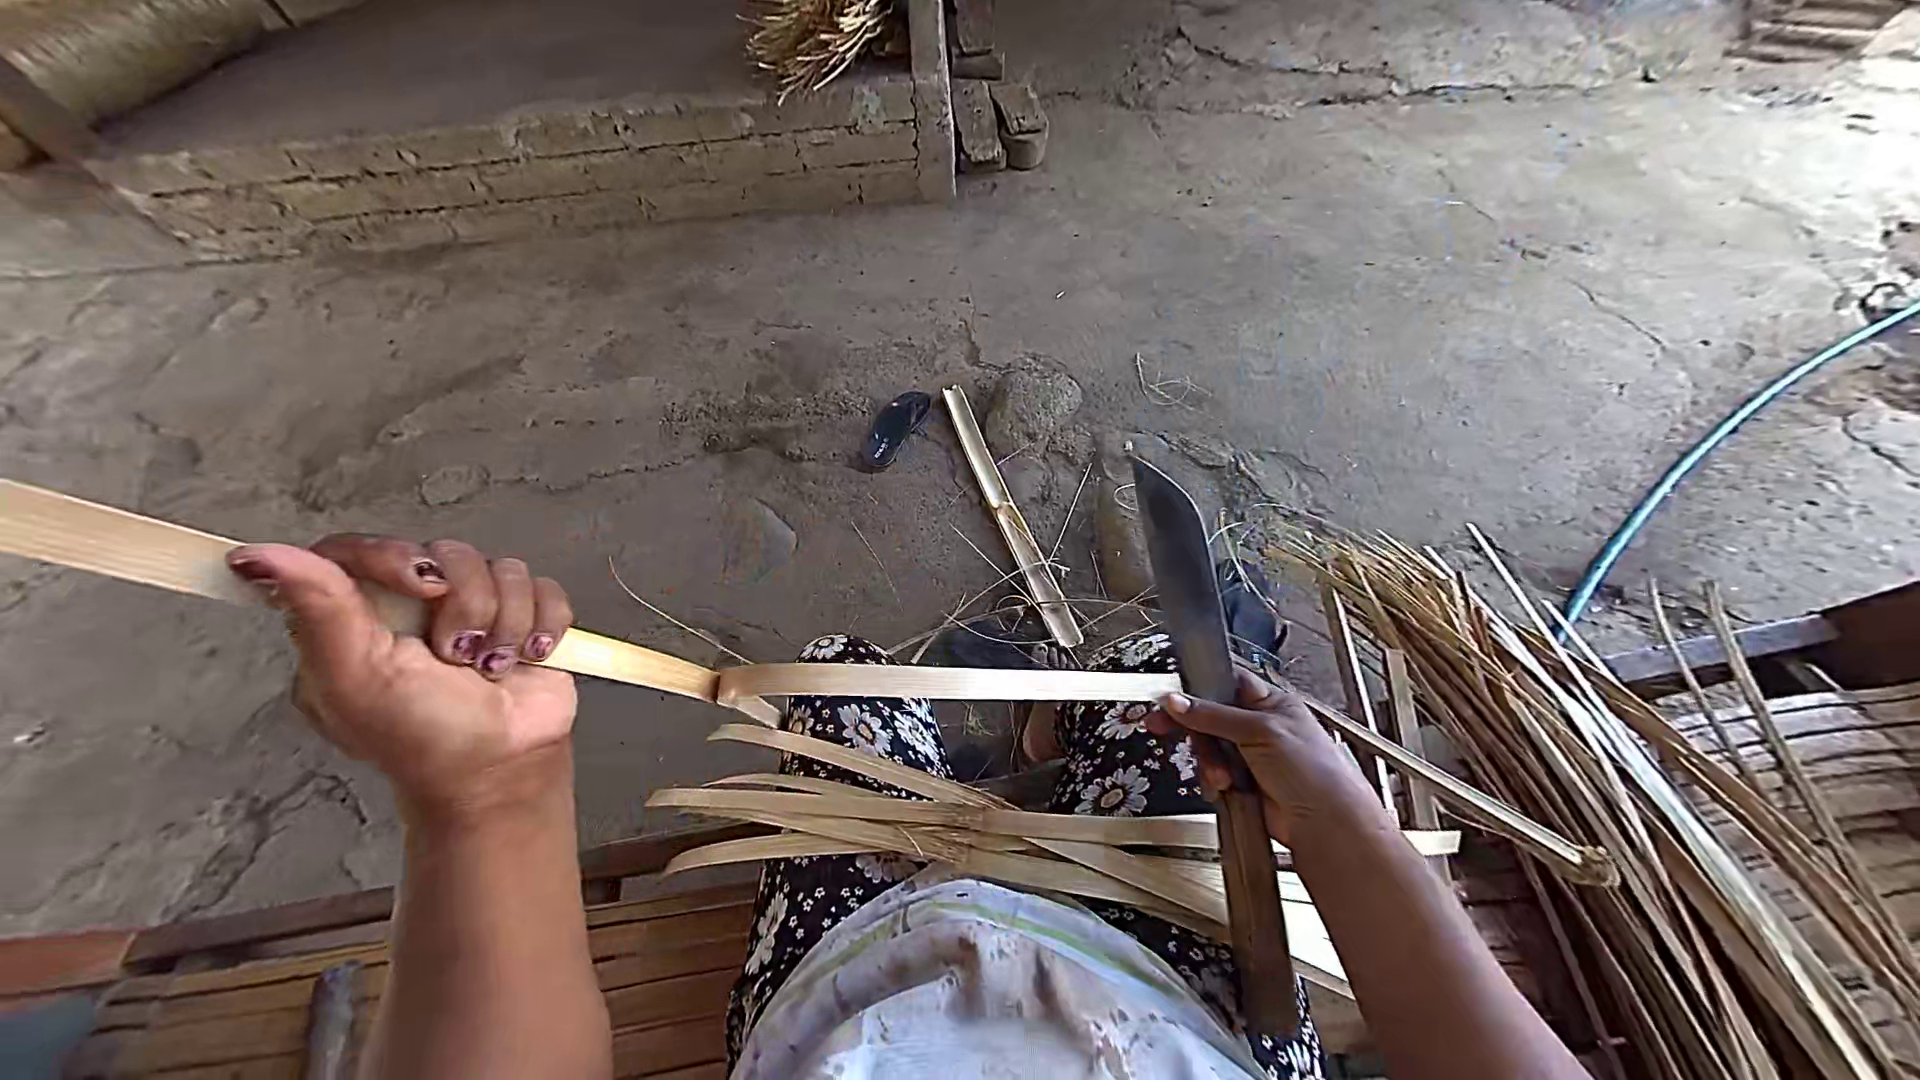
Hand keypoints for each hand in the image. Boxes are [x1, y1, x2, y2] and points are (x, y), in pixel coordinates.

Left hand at [226, 535, 577, 824]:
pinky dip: (546, 625)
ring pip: (507, 569)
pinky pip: (547, 588)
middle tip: (458, 653)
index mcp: (360, 618)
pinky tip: (529, 656)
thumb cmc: (425, 736)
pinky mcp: (531, 614)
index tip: (424, 587)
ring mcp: (481, 607)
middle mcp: (420, 605)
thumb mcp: (358, 679)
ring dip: (508, 624)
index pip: (361, 549)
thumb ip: (320, 611)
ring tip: (493, 666)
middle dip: (469, 605)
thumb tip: (258, 556)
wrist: (502, 763)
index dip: (396, 556)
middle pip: (450, 553)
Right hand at [1147, 668, 1390, 844]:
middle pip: (1209, 717)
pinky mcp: (1243, 783)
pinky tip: (1224, 786)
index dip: (1198, 688)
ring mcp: (1251, 756)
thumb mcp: (1259, 730)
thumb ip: (1213, 715)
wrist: (1327, 827)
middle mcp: (1260, 727)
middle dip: (1193, 728)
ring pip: (1208, 747)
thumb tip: (1177, 700)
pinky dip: (1212, 779)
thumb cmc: (1316, 773)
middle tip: (1164, 726)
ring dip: (1207, 760)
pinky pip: (1211, 772)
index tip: (1170, 697)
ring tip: (1221, 775)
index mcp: (1271, 703)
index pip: (1225, 683)